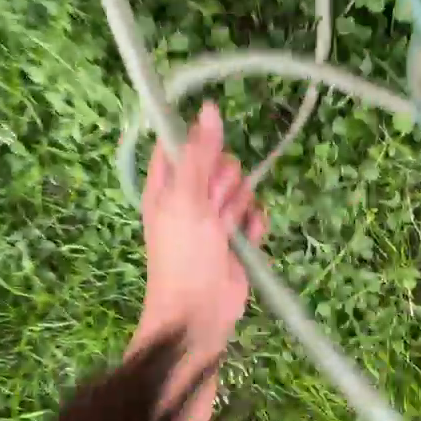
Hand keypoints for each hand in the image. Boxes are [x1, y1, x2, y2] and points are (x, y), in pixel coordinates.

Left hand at [135, 101, 268, 357]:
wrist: (199, 313)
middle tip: (215, 203)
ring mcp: (213, 217)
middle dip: (224, 180)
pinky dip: (254, 224)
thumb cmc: (183, 254)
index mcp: (165, 184)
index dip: (198, 140)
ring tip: (228, 227)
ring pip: (239, 186)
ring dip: (239, 204)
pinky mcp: (236, 236)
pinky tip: (249, 237)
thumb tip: (209, 107)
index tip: (212, 147)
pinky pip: (254, 212)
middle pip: (218, 162)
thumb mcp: (187, 198)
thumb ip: (200, 153)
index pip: (180, 144)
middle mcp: (188, 196)